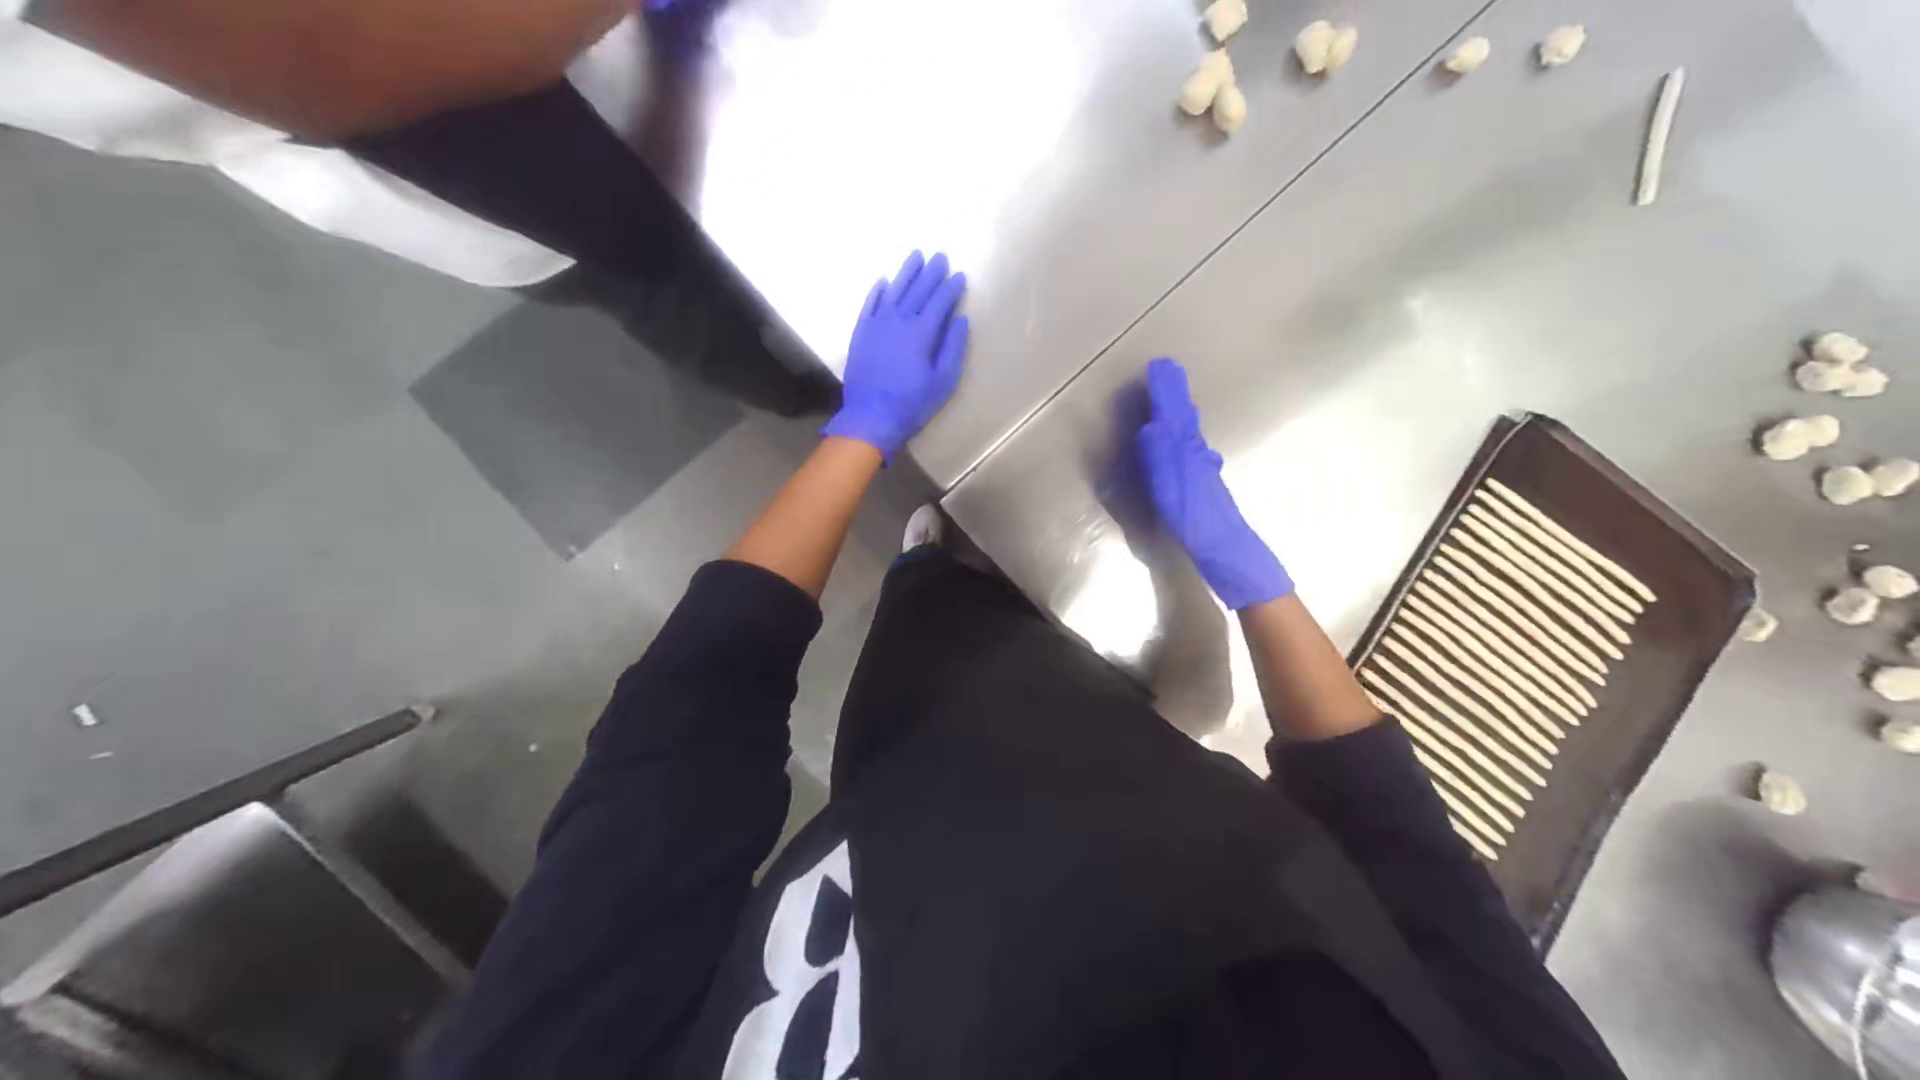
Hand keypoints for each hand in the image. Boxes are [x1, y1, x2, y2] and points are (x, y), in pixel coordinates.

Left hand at [823, 251, 969, 461]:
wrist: (871, 416)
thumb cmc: (913, 403)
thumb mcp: (943, 380)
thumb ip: (953, 347)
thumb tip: (960, 320)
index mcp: (922, 331)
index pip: (940, 301)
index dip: (951, 288)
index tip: (960, 276)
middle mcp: (899, 320)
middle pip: (918, 290)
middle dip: (931, 273)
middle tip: (940, 257)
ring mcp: (876, 325)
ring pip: (893, 291)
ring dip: (906, 273)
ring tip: (916, 256)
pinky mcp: (860, 334)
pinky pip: (869, 305)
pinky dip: (878, 292)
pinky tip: (884, 282)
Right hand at [1134, 357, 1292, 609]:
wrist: (1226, 549)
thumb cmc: (1194, 518)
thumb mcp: (1171, 486)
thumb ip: (1160, 454)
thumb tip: (1151, 426)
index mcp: (1186, 449)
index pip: (1173, 411)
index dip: (1165, 390)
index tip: (1159, 366)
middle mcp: (1196, 453)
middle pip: (1184, 418)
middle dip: (1173, 396)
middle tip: (1166, 374)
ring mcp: (1201, 469)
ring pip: (1189, 433)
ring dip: (1179, 414)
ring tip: (1172, 400)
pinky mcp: (1202, 485)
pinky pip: (1188, 450)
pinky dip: (1182, 437)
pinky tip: (1182, 444)